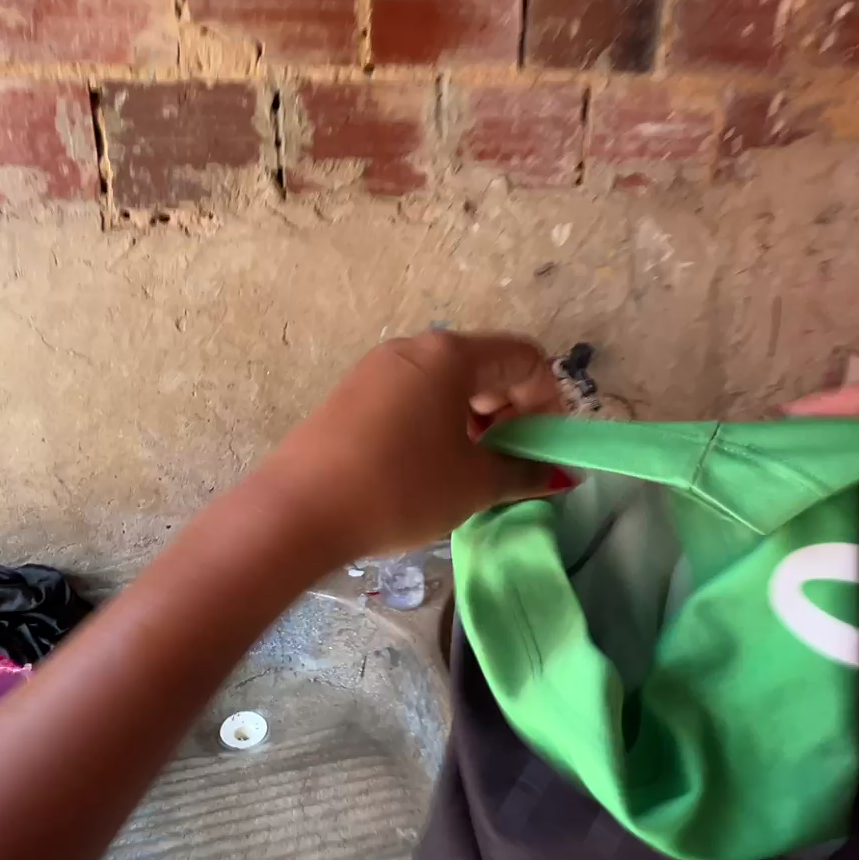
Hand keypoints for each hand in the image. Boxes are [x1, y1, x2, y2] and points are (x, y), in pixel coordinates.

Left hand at [251, 331, 562, 559]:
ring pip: (445, 384)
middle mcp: (412, 348)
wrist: (298, 510)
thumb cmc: (399, 488)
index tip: (541, 448)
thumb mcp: (472, 484)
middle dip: (509, 412)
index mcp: (450, 355)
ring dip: (473, 421)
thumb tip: (560, 476)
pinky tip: (425, 467)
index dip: (547, 401)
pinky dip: (436, 423)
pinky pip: (411, 397)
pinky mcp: (351, 394)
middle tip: (506, 462)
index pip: (524, 358)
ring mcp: (376, 369)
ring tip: (467, 470)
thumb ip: (524, 473)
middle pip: (484, 366)